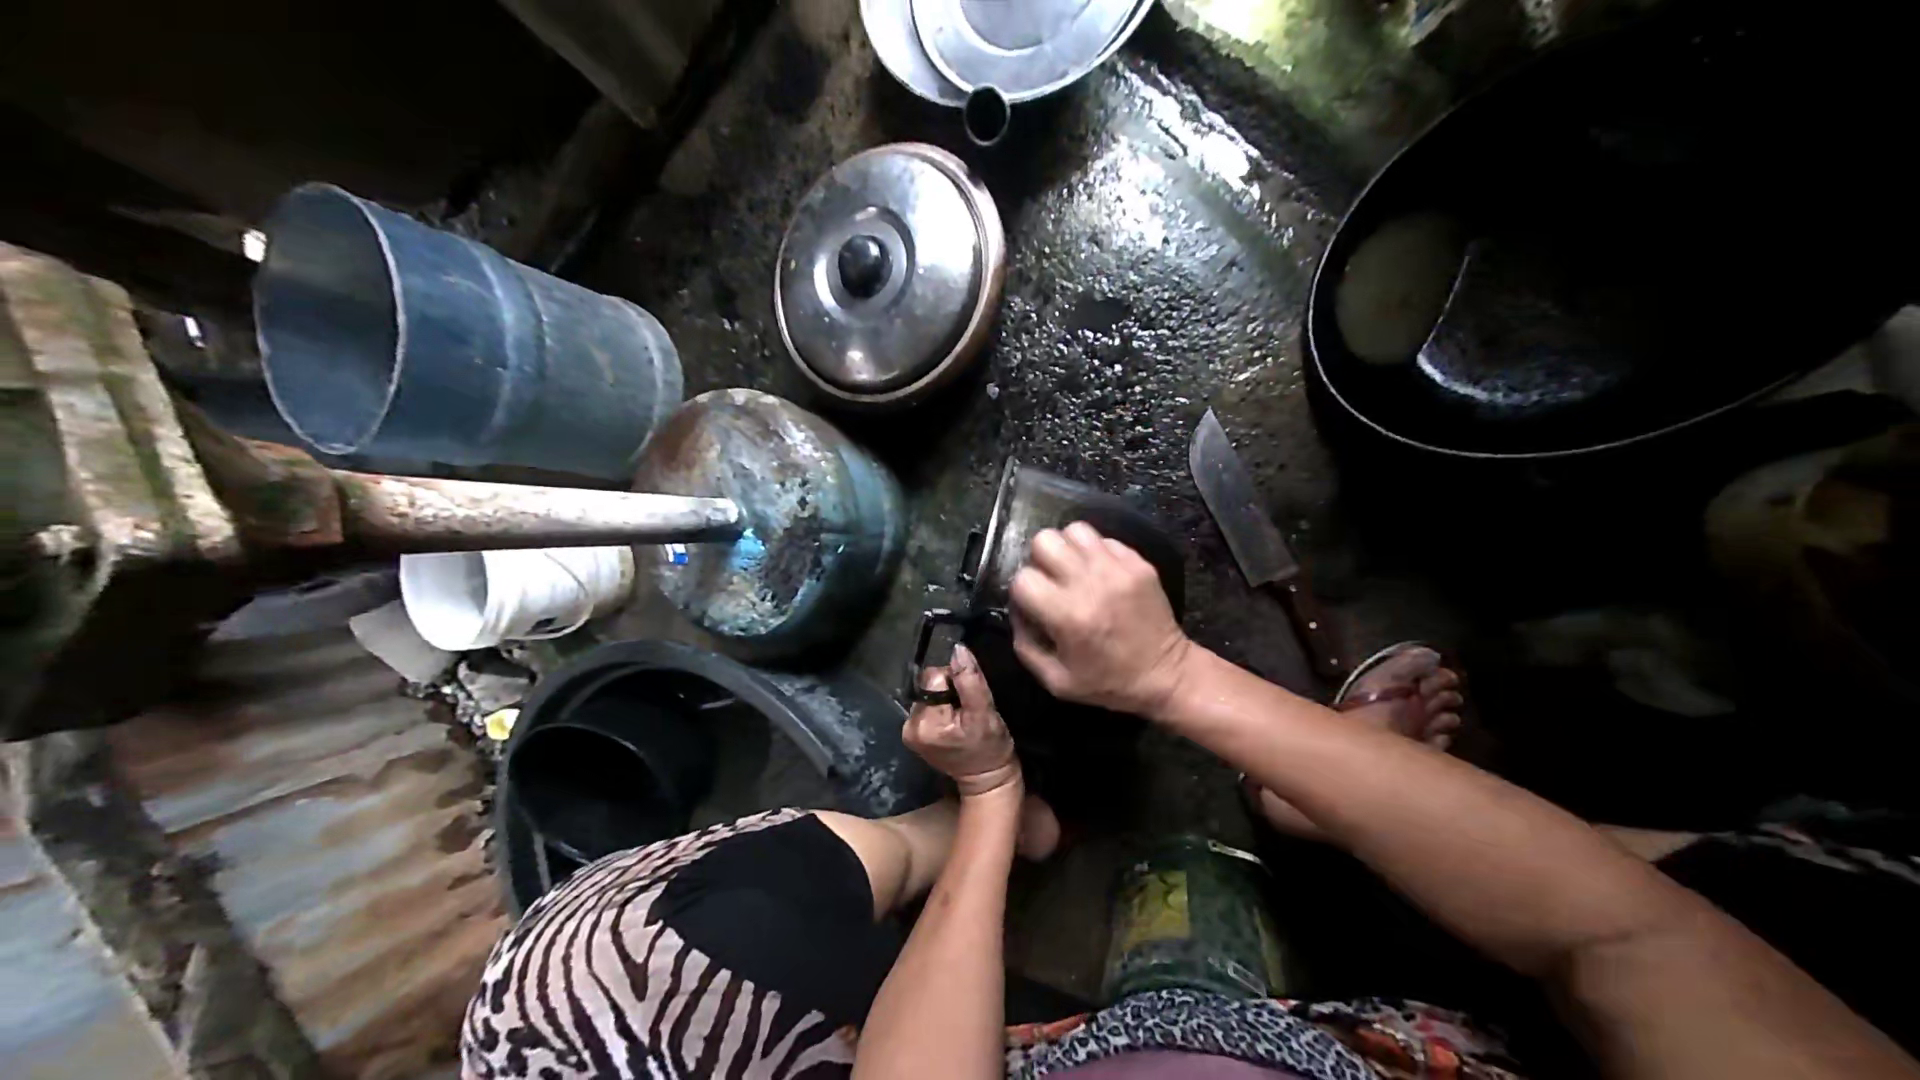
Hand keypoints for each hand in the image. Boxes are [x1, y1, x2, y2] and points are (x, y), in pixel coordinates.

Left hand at [904, 644, 1020, 796]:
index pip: (932, 677)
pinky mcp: (914, 734)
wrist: (987, 779)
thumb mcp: (985, 712)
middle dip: (949, 690)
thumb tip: (957, 649)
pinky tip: (954, 721)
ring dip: (946, 700)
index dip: (953, 680)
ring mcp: (909, 732)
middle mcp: (910, 726)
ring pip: (928, 694)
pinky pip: (928, 705)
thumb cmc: (990, 747)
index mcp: (924, 723)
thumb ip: (969, 680)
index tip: (968, 697)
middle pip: (928, 684)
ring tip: (962, 716)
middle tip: (967, 709)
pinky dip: (941, 709)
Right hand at [1008, 522, 1193, 715]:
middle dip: (1040, 559)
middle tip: (1051, 580)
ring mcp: (1117, 568)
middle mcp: (1091, 583)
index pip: (1023, 578)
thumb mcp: (1055, 681)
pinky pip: (1104, 539)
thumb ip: (1025, 644)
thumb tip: (1017, 609)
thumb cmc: (1108, 683)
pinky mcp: (1138, 563)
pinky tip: (1099, 573)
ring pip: (1074, 530)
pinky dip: (1094, 552)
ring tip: (1073, 570)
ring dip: (1067, 548)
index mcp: (1067, 615)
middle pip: (1045, 541)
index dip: (1021, 590)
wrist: (1166, 676)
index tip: (1033, 603)